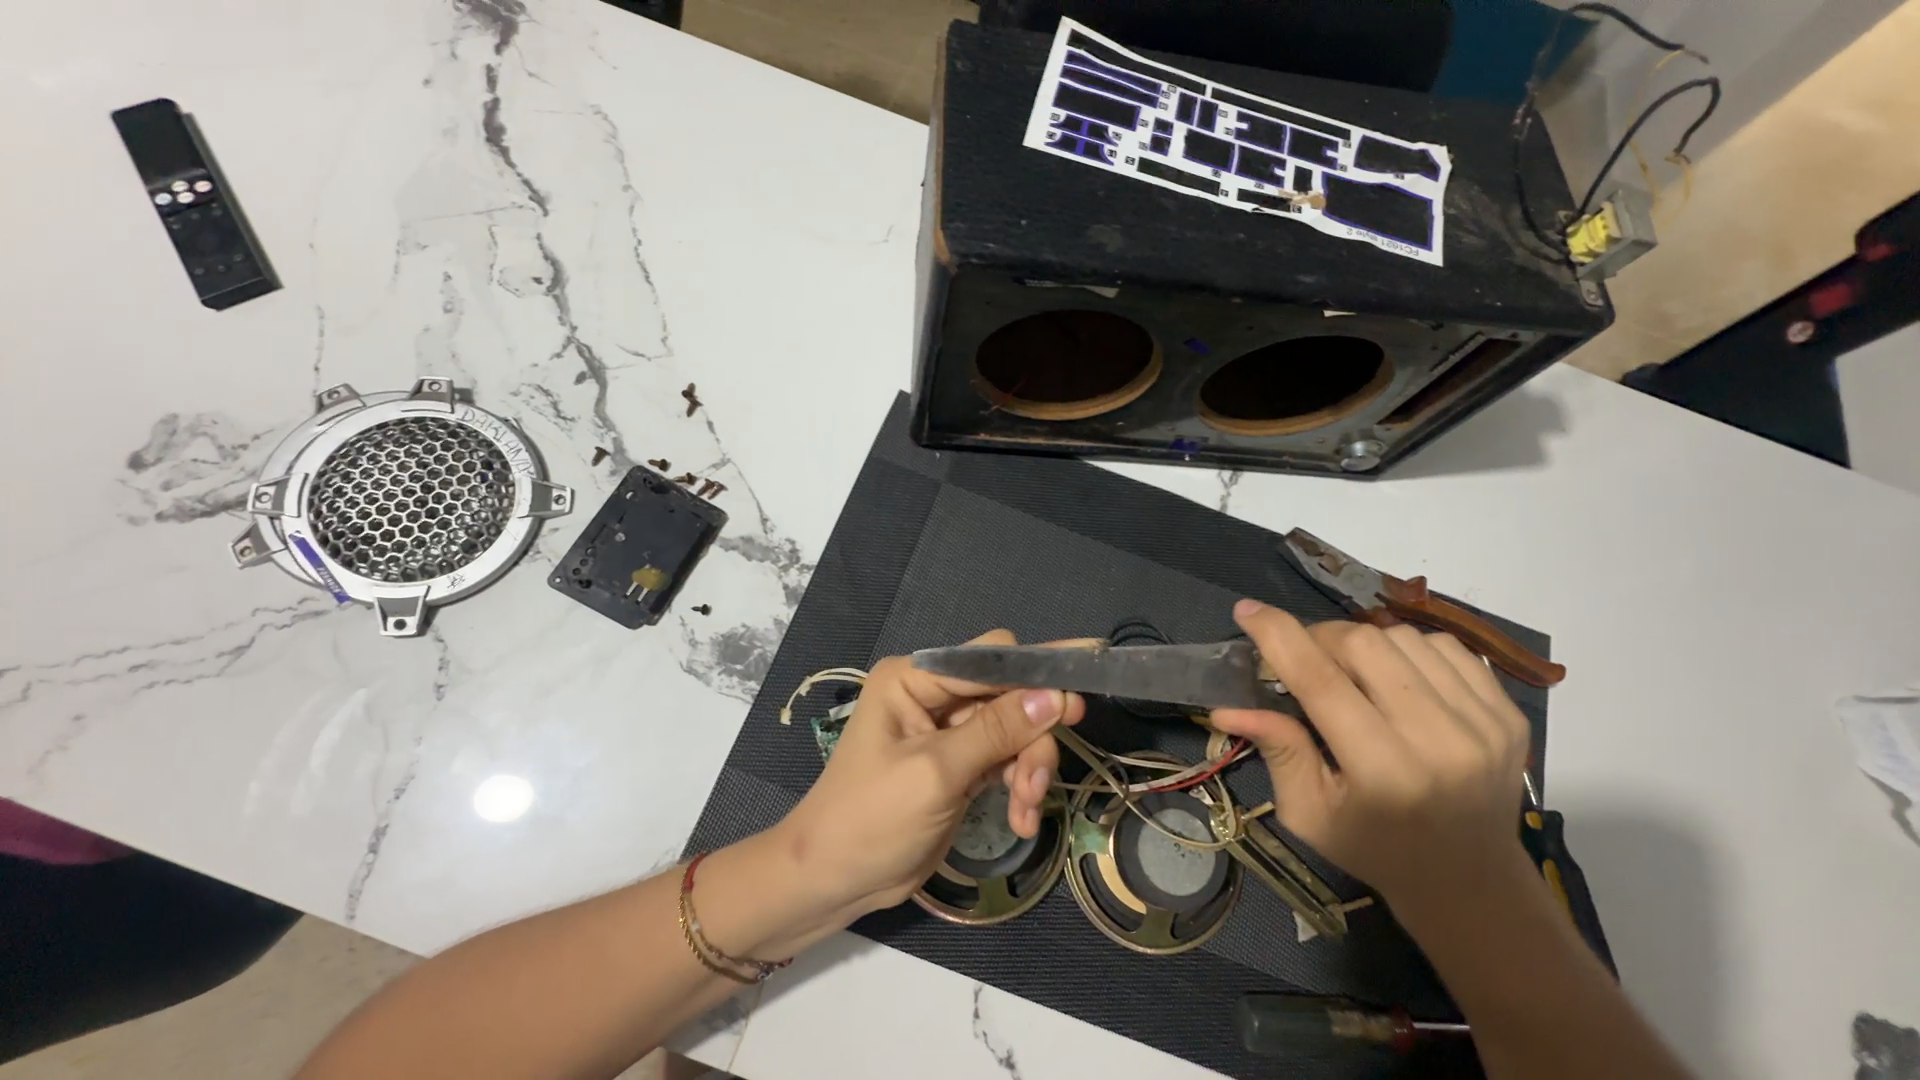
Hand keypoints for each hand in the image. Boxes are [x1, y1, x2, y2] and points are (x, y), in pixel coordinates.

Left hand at [750, 630, 1085, 948]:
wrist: (834, 880)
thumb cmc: (871, 818)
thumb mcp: (936, 772)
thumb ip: (996, 731)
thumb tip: (1055, 696)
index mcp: (914, 679)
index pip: (988, 658)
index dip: (1036, 671)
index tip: (1082, 686)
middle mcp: (934, 696)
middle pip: (1009, 697)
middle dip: (1031, 737)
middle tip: (1039, 781)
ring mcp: (949, 732)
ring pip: (1016, 731)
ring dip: (1029, 769)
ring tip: (1026, 809)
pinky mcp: (961, 766)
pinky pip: (1007, 762)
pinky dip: (1020, 787)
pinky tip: (1021, 820)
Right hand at [1210, 600, 1532, 915]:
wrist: (1469, 879)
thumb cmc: (1374, 847)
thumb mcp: (1309, 813)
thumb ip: (1278, 751)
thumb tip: (1229, 706)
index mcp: (1383, 772)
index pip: (1322, 681)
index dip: (1279, 637)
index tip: (1248, 611)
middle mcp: (1440, 740)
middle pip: (1365, 645)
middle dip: (1321, 638)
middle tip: (1304, 657)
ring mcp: (1483, 724)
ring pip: (1404, 638)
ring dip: (1365, 643)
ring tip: (1353, 672)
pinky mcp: (1508, 714)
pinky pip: (1447, 648)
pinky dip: (1409, 650)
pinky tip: (1397, 677)